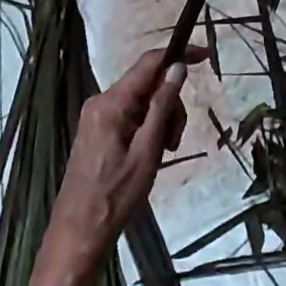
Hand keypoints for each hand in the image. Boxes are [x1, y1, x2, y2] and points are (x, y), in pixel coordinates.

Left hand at [49, 45, 207, 259]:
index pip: (149, 63)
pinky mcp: (97, 130)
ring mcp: (97, 116)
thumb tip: (177, 67)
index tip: (206, 56)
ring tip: (163, 153)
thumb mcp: (148, 150)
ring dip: (161, 120)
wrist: (80, 231)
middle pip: (148, 85)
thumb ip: (162, 106)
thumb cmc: (116, 194)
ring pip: (142, 102)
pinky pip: (131, 116)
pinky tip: (151, 154)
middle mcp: (101, 101)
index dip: (178, 54)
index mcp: (111, 103)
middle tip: (175, 141)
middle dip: (170, 105)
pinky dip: (148, 128)